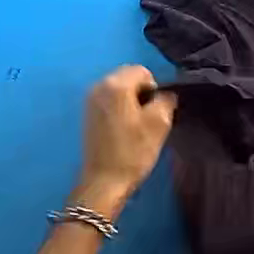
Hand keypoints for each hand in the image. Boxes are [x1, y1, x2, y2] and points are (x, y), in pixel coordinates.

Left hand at [72, 66, 176, 219]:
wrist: (104, 182)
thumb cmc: (133, 151)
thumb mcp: (159, 124)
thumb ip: (165, 100)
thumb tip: (165, 94)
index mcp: (115, 84)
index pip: (142, 71)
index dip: (154, 89)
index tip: (155, 111)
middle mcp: (99, 85)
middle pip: (128, 77)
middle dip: (141, 92)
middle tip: (147, 118)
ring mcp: (90, 99)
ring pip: (119, 89)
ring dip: (130, 100)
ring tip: (135, 125)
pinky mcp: (87, 113)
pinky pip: (109, 99)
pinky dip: (119, 107)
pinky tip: (123, 128)